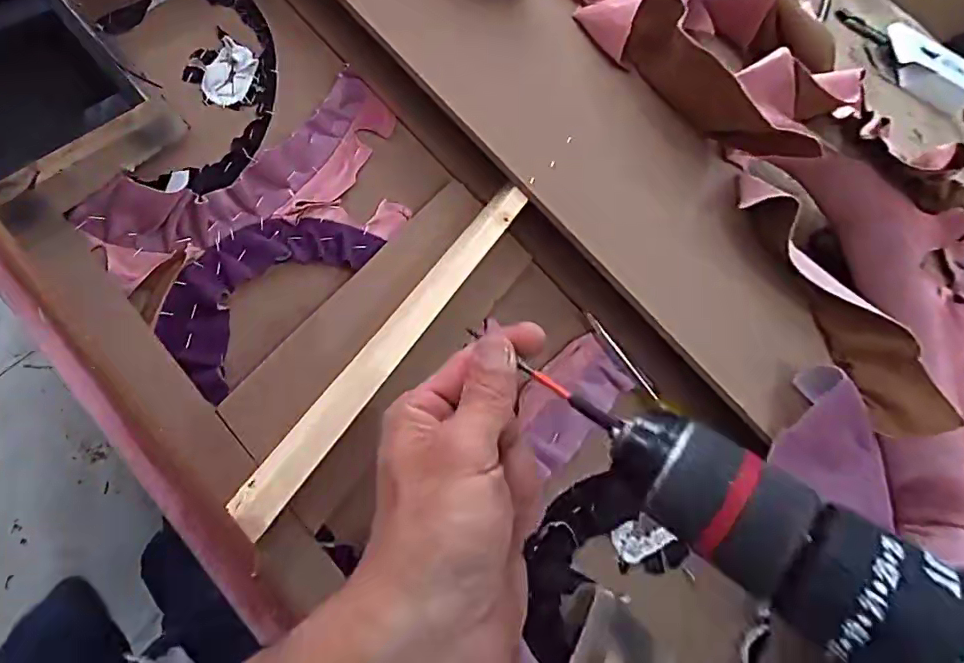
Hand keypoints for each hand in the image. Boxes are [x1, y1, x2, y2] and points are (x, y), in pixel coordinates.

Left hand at [252, 321, 547, 662]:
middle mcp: (447, 440)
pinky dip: (524, 506)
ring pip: (522, 448)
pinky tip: (504, 532)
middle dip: (511, 441)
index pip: (472, 364)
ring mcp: (473, 476)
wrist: (440, 628)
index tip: (538, 335)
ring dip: (518, 481)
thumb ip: (489, 393)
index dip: (506, 348)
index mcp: (425, 415)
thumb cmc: (434, 538)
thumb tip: (498, 342)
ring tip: (495, 513)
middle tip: (495, 471)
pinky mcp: (495, 508)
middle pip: (506, 408)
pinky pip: (528, 483)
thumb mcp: (465, 450)